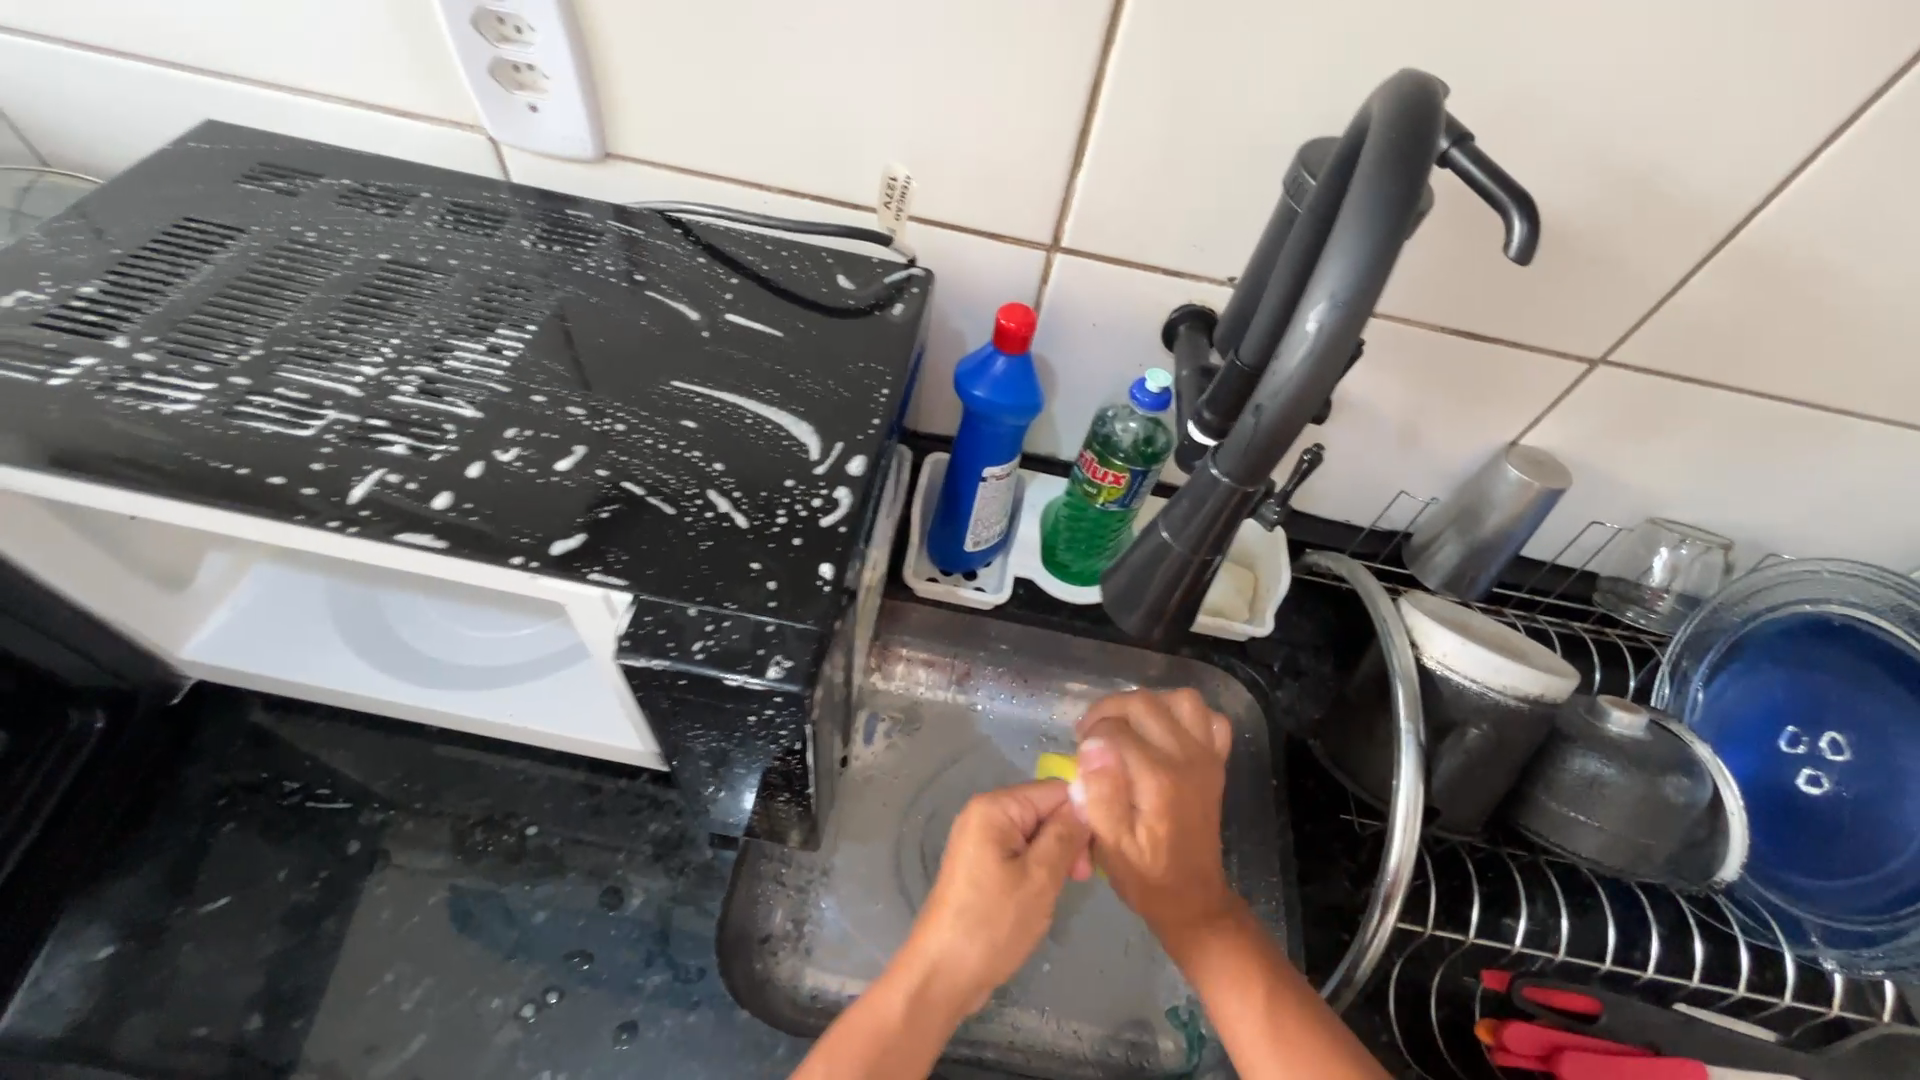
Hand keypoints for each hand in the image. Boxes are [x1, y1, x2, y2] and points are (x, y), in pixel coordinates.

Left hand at [899, 779, 1090, 1014]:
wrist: (943, 973)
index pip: (1055, 790)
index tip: (1093, 857)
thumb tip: (1087, 802)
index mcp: (995, 806)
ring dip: (1055, 857)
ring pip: (1035, 833)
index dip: (1081, 816)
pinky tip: (1043, 894)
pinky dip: (1038, 868)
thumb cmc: (993, 923)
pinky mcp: (981, 863)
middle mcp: (985, 813)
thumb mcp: (1039, 878)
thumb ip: (1066, 835)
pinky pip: (1020, 851)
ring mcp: (980, 838)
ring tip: (1061, 890)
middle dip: (1068, 839)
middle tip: (1080, 879)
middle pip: (1044, 809)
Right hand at [1071, 689, 1241, 938]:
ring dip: (1148, 705)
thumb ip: (1100, 792)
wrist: (1193, 900)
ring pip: (1181, 700)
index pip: (1115, 728)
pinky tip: (1164, 733)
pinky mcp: (1216, 763)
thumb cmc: (1145, 877)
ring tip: (1125, 726)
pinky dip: (1186, 716)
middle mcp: (1187, 759)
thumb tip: (1091, 745)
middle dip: (1109, 710)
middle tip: (1090, 735)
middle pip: (1145, 703)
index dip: (1089, 735)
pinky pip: (1209, 720)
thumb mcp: (1111, 846)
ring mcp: (1207, 758)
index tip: (1078, 755)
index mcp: (1159, 779)